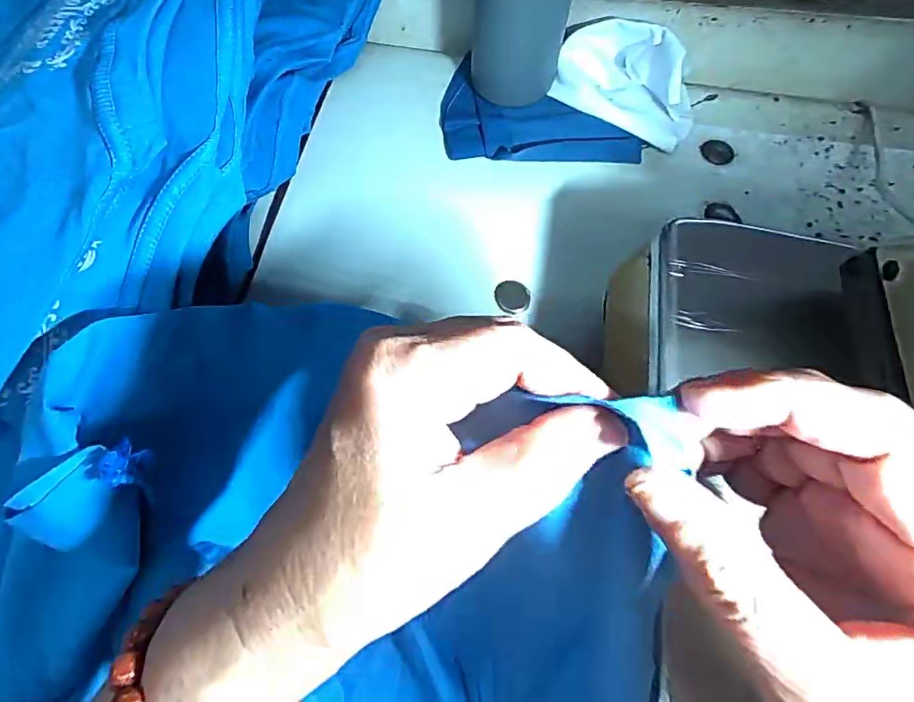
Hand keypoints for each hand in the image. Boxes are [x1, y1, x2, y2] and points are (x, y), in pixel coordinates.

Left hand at [140, 317, 626, 700]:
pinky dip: (488, 379)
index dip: (569, 373)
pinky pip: (449, 356)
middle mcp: (386, 344)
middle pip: (489, 335)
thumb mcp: (475, 515)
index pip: (509, 345)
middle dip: (546, 373)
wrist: (303, 577)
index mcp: (404, 370)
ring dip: (520, 376)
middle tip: (592, 420)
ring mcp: (377, 353)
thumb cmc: (378, 557)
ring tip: (562, 421)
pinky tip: (512, 416)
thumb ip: (546, 458)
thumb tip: (603, 422)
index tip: (610, 412)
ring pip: (472, 342)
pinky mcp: (377, 370)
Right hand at [625, 369, 913, 700]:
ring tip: (672, 447)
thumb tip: (650, 485)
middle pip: (832, 428)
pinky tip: (694, 472)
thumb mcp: (822, 683)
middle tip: (670, 422)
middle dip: (741, 414)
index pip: (883, 431)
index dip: (783, 400)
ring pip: (801, 440)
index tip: (702, 403)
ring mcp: (892, 533)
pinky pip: (784, 471)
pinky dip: (729, 461)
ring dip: (728, 433)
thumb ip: (734, 581)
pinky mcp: (848, 538)